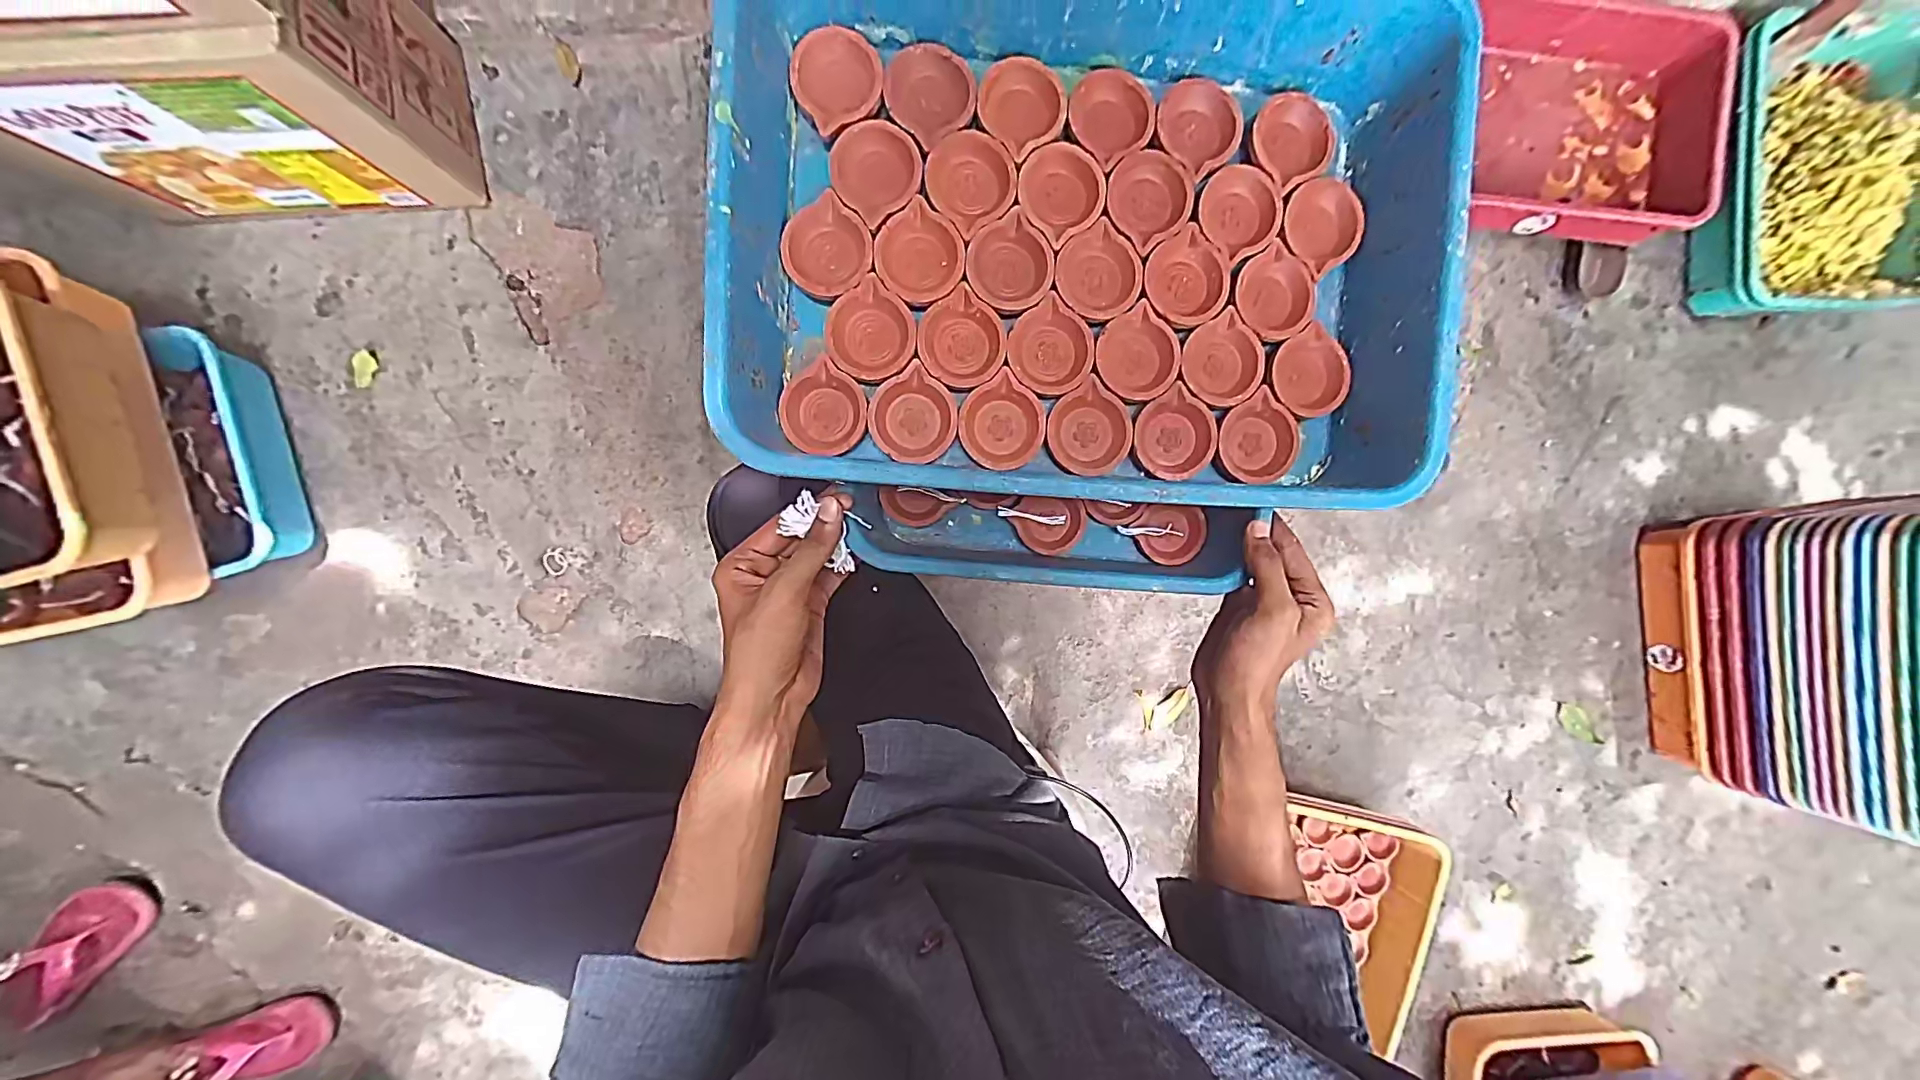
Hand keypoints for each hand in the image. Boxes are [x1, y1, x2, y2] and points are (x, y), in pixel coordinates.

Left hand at [710, 492, 851, 725]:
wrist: (773, 698)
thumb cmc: (757, 655)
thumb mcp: (784, 592)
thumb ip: (810, 550)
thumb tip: (828, 516)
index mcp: (742, 566)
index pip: (779, 527)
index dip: (807, 512)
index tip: (833, 499)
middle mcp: (763, 576)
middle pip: (799, 539)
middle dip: (823, 525)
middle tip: (848, 508)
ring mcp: (789, 591)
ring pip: (816, 556)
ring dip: (835, 544)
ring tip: (854, 526)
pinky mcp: (810, 605)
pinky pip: (829, 575)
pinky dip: (842, 565)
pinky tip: (853, 554)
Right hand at [1191, 518, 1334, 716]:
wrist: (1226, 690)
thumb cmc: (1256, 661)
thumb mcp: (1272, 610)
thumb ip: (1269, 567)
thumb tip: (1258, 530)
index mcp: (1313, 600)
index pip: (1294, 553)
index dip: (1275, 530)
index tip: (1254, 506)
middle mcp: (1292, 597)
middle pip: (1274, 554)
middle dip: (1257, 533)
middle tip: (1235, 508)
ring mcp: (1264, 600)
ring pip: (1253, 561)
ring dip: (1240, 543)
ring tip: (1223, 520)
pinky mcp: (1238, 604)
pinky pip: (1235, 572)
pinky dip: (1226, 558)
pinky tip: (1215, 546)